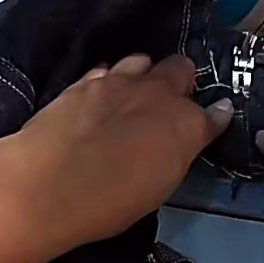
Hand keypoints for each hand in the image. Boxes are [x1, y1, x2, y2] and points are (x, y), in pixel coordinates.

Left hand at [0, 53, 232, 256]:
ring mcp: (120, 82)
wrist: (49, 184)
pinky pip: (106, 70)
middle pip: (181, 69)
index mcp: (187, 125)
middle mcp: (158, 94)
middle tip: (171, 101)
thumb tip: (193, 132)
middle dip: (181, 79)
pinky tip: (102, 97)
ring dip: (143, 74)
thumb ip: (180, 151)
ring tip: (135, 94)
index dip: (214, 116)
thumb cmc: (112, 201)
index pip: (214, 113)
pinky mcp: (86, 81)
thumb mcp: (160, 186)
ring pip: (142, 61)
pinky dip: (109, 81)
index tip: (211, 121)